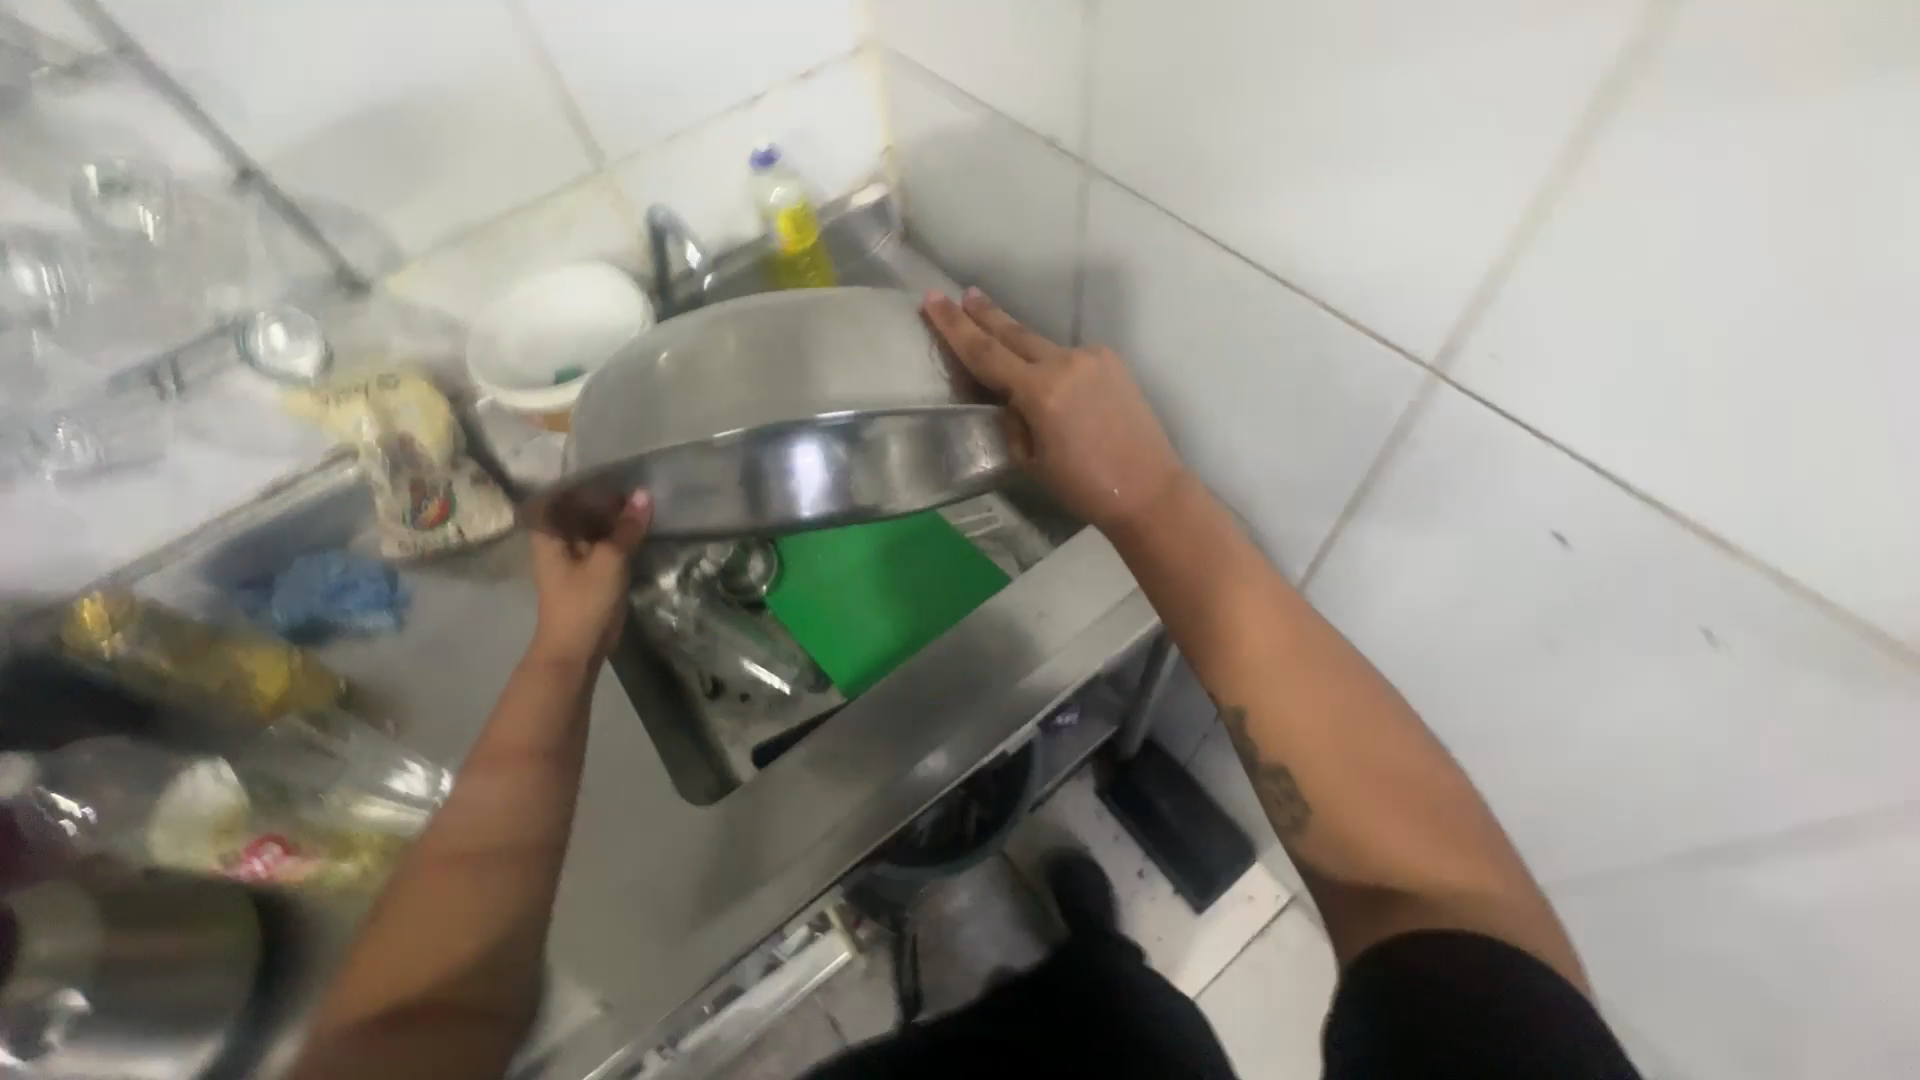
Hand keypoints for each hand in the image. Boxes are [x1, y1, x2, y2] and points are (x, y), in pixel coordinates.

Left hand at [527, 491, 652, 667]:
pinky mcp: (590, 573)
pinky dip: (620, 536)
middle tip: (634, 480)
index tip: (606, 467)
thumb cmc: (583, 601)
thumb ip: (627, 528)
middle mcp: (557, 541)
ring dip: (614, 517)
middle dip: (603, 497)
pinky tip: (641, 527)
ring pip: (593, 527)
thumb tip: (644, 494)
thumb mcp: (609, 560)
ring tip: (642, 499)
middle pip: (577, 509)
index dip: (579, 480)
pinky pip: (604, 545)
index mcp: (549, 534)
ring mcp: (573, 558)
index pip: (557, 494)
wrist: (576, 649)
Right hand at [922, 288, 1187, 534]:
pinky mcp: (1112, 362)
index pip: (985, 353)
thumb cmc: (1085, 487)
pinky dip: (1051, 363)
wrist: (1150, 489)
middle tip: (959, 295)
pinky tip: (1049, 378)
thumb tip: (1009, 399)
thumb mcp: (1032, 461)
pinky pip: (1069, 357)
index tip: (932, 299)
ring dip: (1017, 341)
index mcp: (1041, 392)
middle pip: (1013, 333)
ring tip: (993, 326)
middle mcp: (1066, 363)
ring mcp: (1093, 358)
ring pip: (1042, 345)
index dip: (954, 327)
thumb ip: (1013, 421)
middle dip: (983, 314)